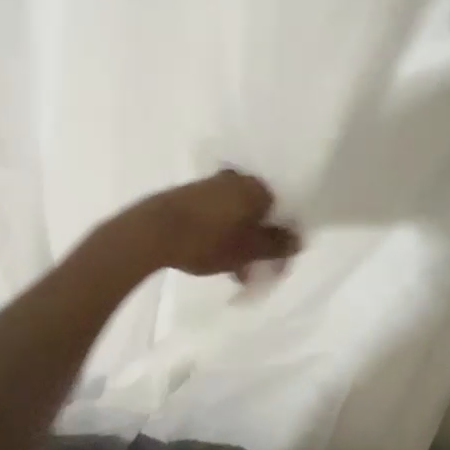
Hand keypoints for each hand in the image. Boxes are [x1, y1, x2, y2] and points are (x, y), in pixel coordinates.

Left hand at [87, 170, 300, 279]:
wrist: (152, 231)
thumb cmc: (208, 240)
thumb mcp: (248, 251)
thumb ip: (277, 245)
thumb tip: (298, 239)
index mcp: (256, 187)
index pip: (283, 210)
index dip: (283, 238)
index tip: (276, 263)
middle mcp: (237, 178)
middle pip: (260, 212)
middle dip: (260, 241)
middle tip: (253, 269)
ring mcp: (211, 184)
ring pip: (238, 214)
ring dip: (240, 239)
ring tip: (232, 270)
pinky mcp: (190, 194)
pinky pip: (218, 214)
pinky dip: (222, 233)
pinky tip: (213, 256)